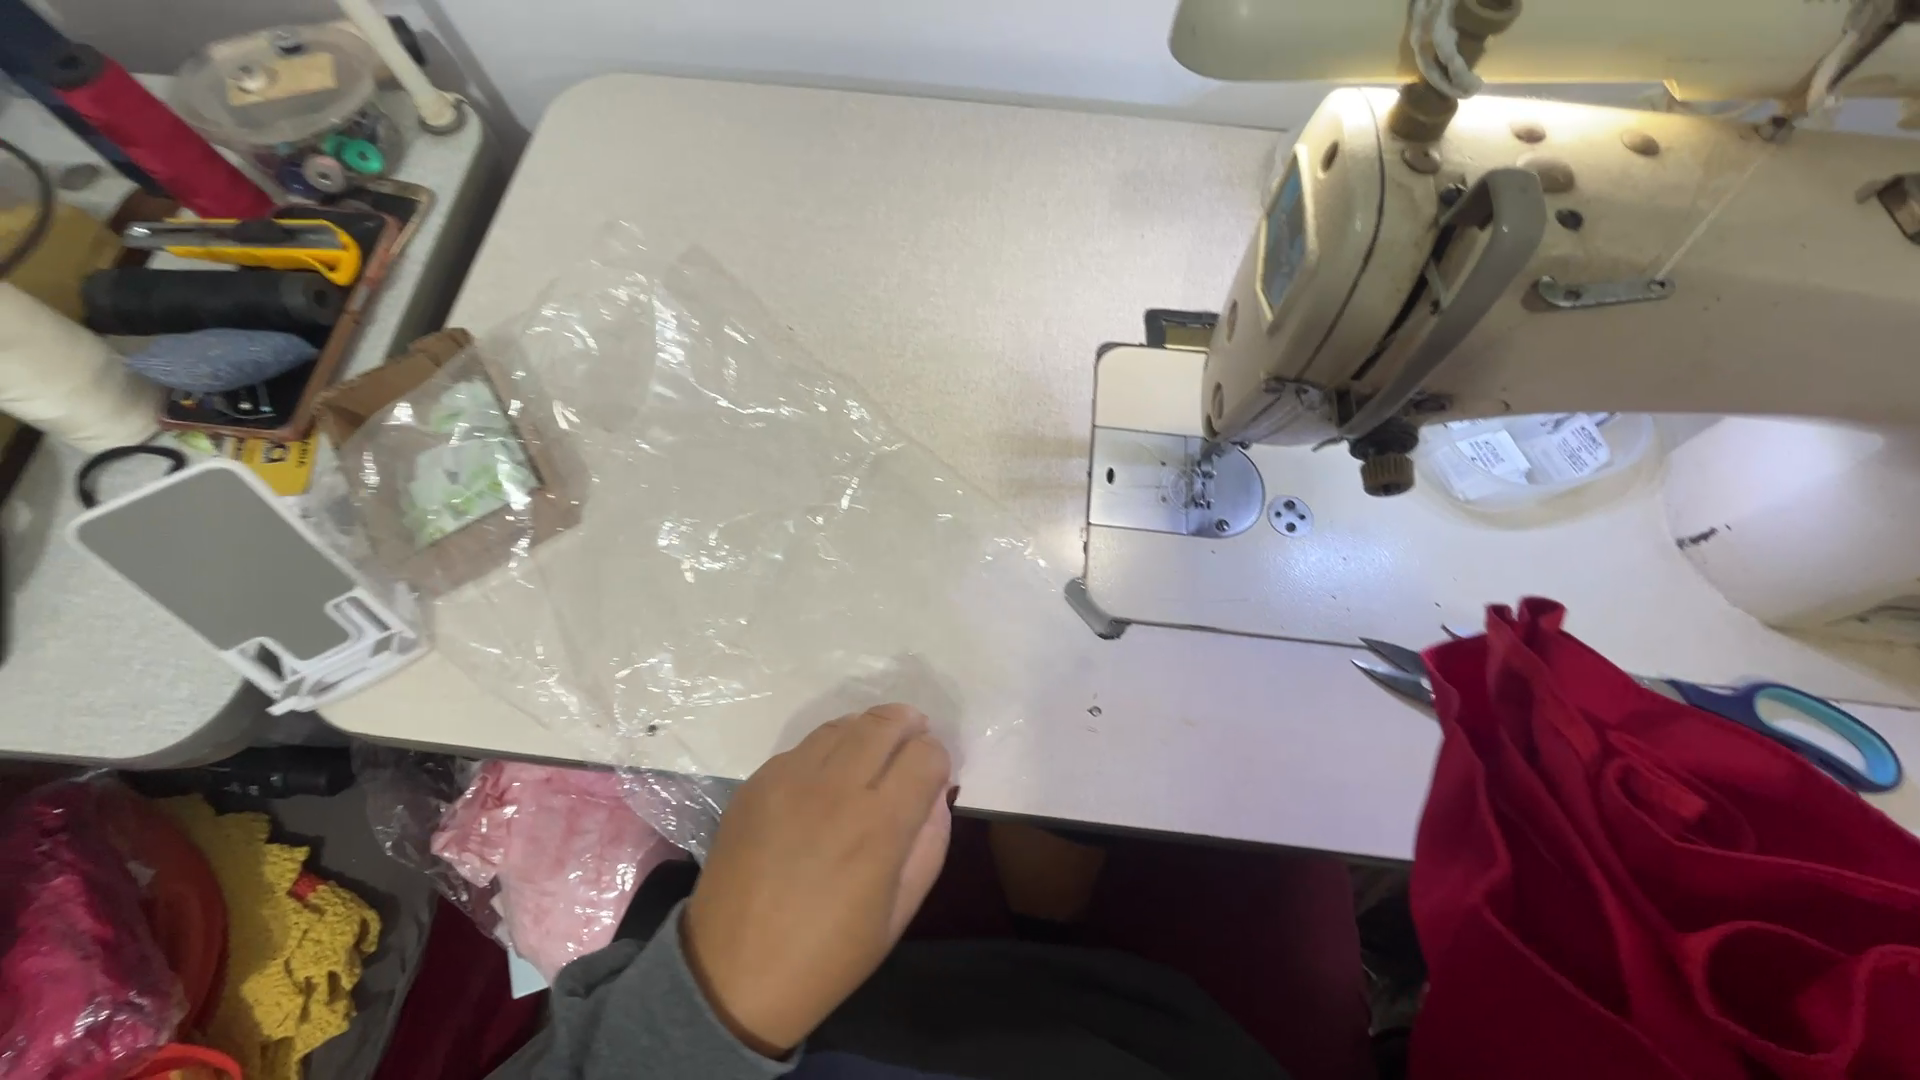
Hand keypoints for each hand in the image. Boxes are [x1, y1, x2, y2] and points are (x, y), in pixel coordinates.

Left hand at [682, 704, 953, 1057]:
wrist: (733, 973)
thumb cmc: (829, 955)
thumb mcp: (901, 911)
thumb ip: (930, 842)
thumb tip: (935, 793)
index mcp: (880, 824)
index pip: (927, 753)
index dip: (939, 759)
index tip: (933, 778)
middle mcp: (837, 787)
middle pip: (886, 722)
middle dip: (910, 725)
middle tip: (913, 742)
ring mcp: (790, 778)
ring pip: (843, 723)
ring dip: (868, 731)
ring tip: (872, 755)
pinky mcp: (758, 781)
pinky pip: (805, 746)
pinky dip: (828, 750)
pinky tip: (826, 780)